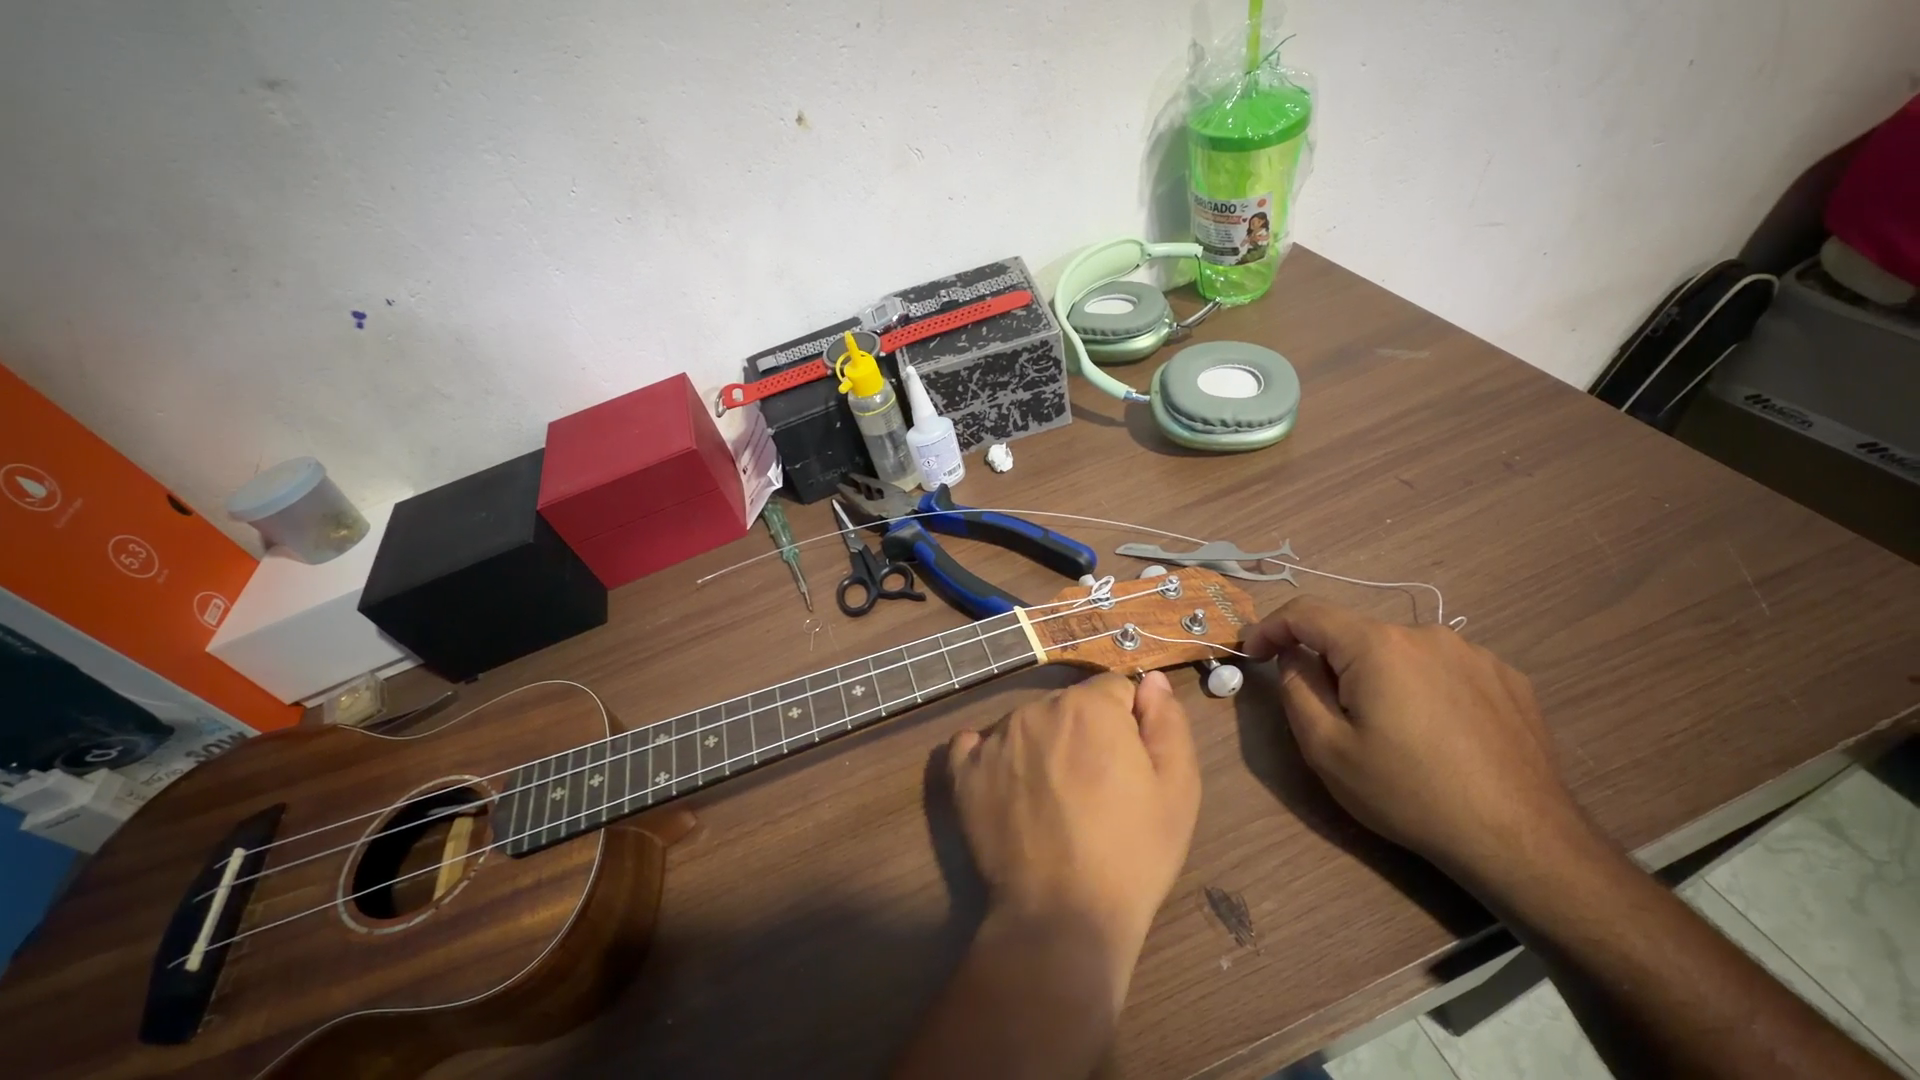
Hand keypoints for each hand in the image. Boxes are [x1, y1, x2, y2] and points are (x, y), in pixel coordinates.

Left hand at [947, 672, 1199, 979]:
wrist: (1062, 915)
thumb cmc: (1132, 854)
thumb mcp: (1178, 790)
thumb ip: (1167, 723)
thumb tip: (1152, 682)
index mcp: (1089, 706)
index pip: (1116, 690)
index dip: (1129, 726)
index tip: (1131, 767)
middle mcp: (1035, 710)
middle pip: (1069, 706)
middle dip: (1086, 734)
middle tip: (1099, 790)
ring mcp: (993, 740)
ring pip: (1028, 725)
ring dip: (1044, 747)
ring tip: (1057, 802)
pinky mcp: (962, 772)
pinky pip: (977, 746)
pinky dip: (995, 759)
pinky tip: (1010, 789)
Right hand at [1245, 597, 1588, 886]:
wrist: (1518, 837)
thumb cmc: (1407, 793)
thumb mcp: (1326, 749)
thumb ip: (1297, 689)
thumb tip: (1294, 657)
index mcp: (1378, 645)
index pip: (1307, 613)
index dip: (1270, 627)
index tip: (1252, 653)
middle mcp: (1428, 634)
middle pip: (1358, 636)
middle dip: (1333, 666)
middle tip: (1331, 719)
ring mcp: (1476, 654)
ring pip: (1404, 654)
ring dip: (1382, 679)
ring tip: (1392, 734)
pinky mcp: (1509, 680)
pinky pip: (1446, 671)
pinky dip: (1426, 690)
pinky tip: (1438, 736)